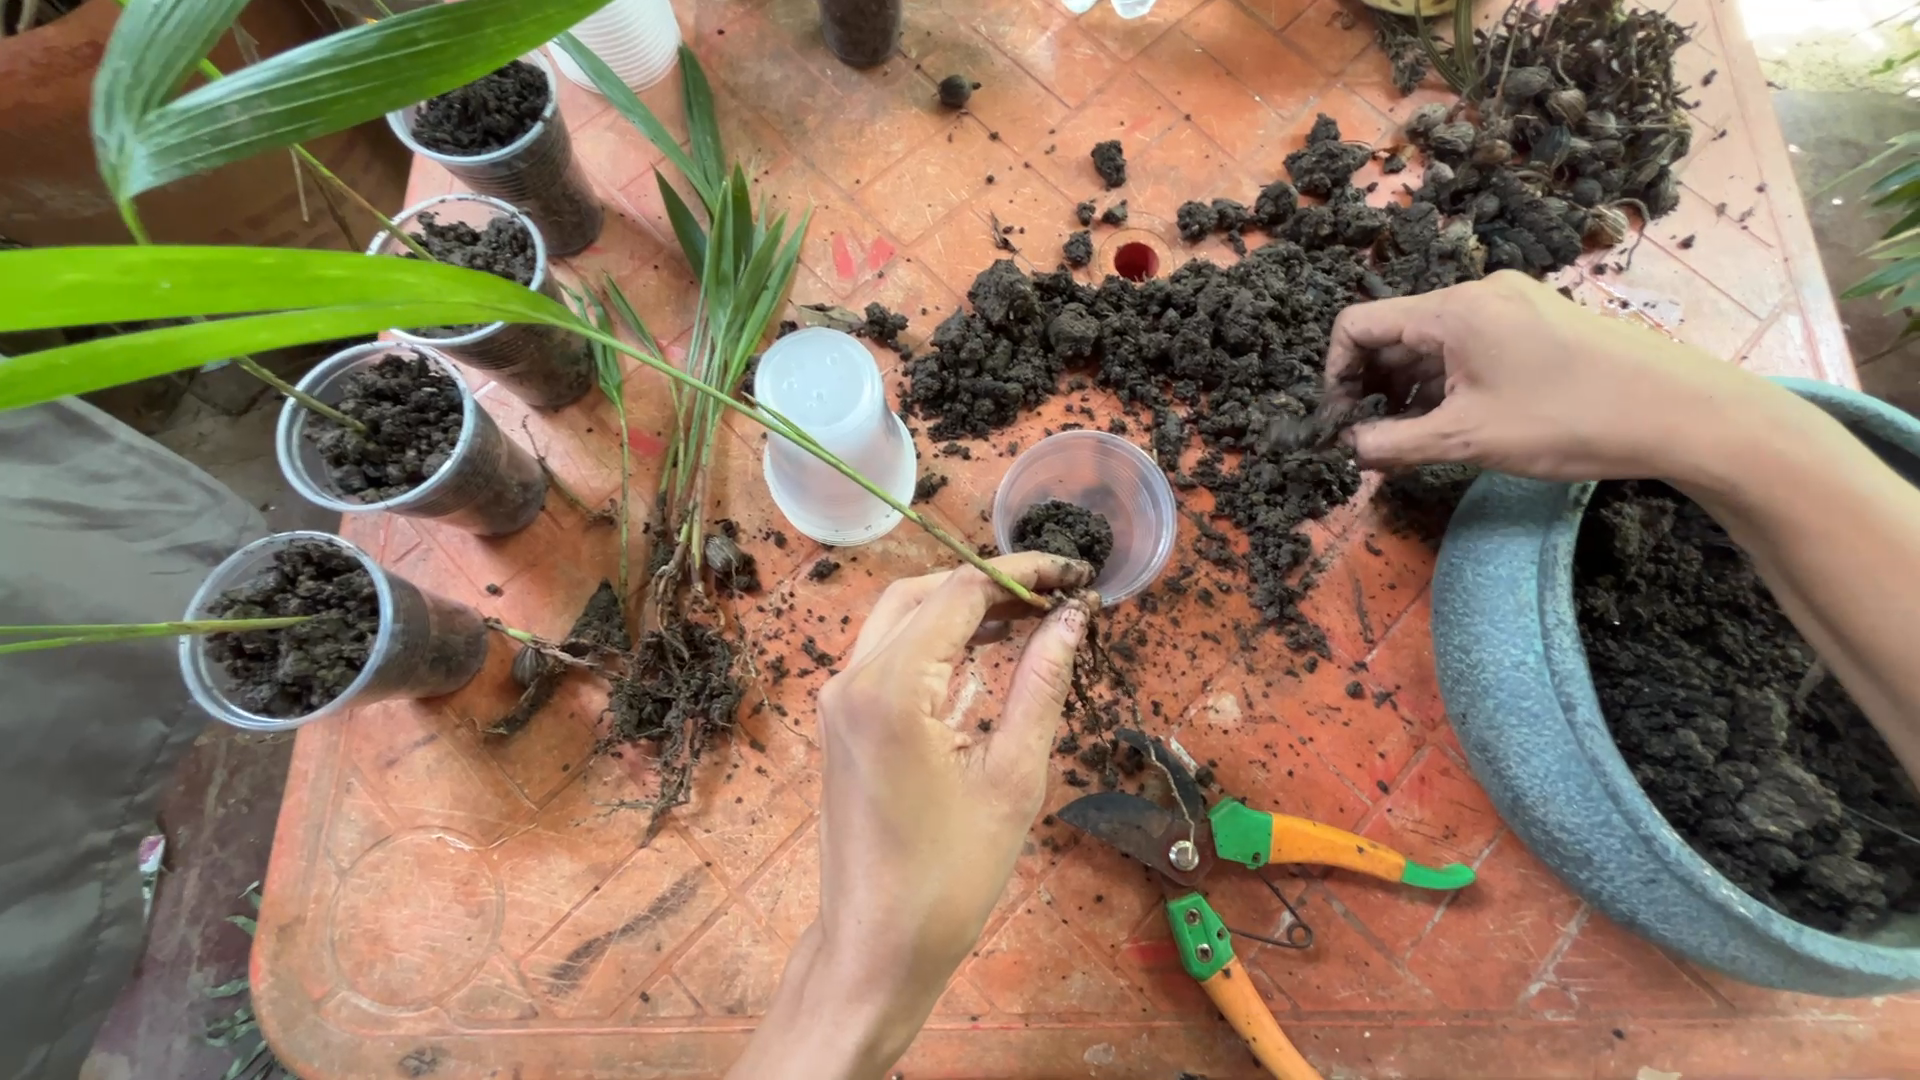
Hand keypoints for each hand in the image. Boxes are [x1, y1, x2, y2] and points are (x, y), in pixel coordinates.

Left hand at [726, 554, 1096, 1079]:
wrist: (875, 947)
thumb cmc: (951, 876)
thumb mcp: (1014, 776)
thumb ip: (1040, 683)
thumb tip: (1071, 618)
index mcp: (893, 687)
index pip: (960, 593)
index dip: (1020, 574)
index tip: (1070, 573)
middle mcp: (853, 676)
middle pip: (924, 592)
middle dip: (990, 583)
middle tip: (1052, 595)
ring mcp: (839, 695)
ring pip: (901, 615)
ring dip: (961, 606)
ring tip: (1028, 615)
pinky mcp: (841, 715)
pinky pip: (889, 651)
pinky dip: (935, 638)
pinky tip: (982, 650)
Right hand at [1323, 270, 1787, 482]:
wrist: (1688, 414)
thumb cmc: (1568, 420)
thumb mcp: (1465, 440)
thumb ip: (1390, 444)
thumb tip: (1345, 448)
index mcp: (1452, 310)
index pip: (1356, 325)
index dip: (1334, 373)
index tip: (1340, 419)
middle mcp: (1475, 295)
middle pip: (1389, 332)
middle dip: (1368, 385)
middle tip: (1368, 435)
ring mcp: (1507, 306)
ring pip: (1424, 343)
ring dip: (1402, 388)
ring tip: (1405, 436)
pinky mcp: (1530, 323)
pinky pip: (1460, 347)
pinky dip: (1438, 382)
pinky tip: (1445, 420)